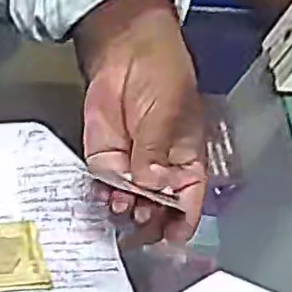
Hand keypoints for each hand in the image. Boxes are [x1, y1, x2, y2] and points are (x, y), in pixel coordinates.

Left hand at [75, 0, 205, 243]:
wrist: (123, 54)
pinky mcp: (105, 166)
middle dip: (150, 222)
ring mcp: (130, 171)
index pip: (189, 200)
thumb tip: (151, 183)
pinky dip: (103, 199)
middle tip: (143, 220)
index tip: (174, 237)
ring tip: (124, 205)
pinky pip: (104, 192)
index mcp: (186, 160)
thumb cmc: (159, 74)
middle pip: (157, 212)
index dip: (183, 221)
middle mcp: (158, 173)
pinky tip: (104, 197)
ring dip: (126, 213)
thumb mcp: (167, 111)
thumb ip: (157, 150)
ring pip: (129, 207)